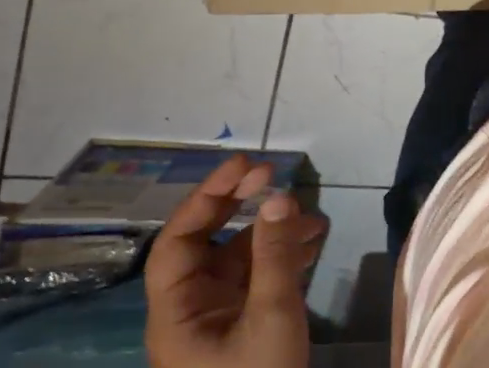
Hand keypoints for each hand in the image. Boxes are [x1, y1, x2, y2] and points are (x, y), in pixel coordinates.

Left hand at [145, 155, 326, 367]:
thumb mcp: (272, 315)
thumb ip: (275, 254)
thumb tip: (278, 195)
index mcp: (175, 311)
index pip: (177, 241)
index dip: (207, 198)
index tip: (247, 166)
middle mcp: (189, 307)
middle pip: (205, 243)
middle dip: (239, 206)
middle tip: (275, 175)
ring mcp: (217, 315)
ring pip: (238, 256)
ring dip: (272, 231)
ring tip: (313, 219)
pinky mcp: (243, 322)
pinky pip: (258, 274)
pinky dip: (283, 253)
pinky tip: (312, 244)